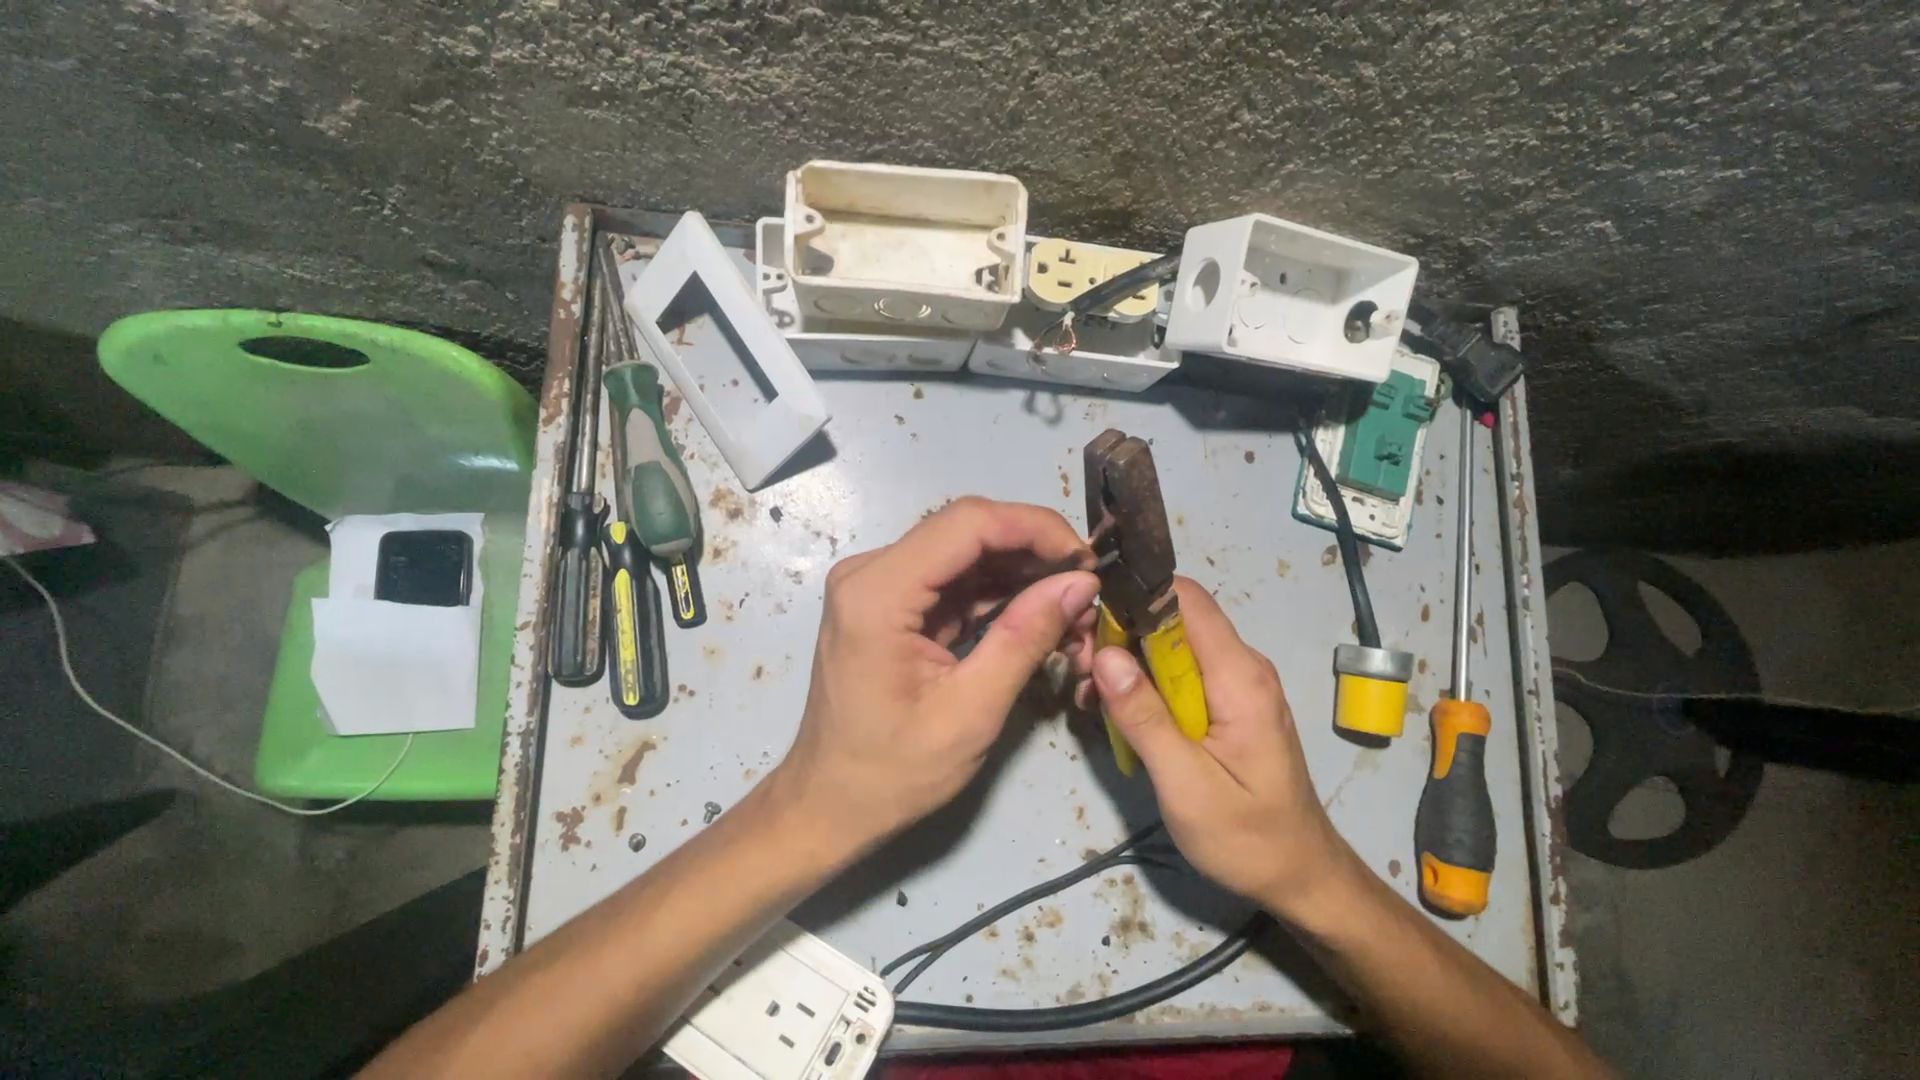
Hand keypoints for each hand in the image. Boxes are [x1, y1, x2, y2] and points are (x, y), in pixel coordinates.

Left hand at [771, 498, 1100, 852]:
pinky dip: (996, 594)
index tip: (1088, 563)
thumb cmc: (893, 772)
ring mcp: (876, 585)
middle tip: (1087, 594)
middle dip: (1034, 554)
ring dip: (1021, 574)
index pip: (968, 523)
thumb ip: (1025, 638)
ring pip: (965, 553)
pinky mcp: (888, 603)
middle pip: (967, 531)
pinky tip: (1037, 616)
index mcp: (878, 592)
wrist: (830, 804)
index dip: (1035, 528)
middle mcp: (870, 572)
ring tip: (1072, 611)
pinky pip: (952, 580)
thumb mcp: (970, 712)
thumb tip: (1082, 584)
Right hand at [1091, 578, 1358, 921]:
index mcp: (1239, 677)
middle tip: (1080, 671)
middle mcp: (1242, 666)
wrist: (1301, 877)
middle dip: (1120, 633)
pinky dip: (1144, 683)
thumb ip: (1144, 718)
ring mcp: (1236, 683)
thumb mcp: (1186, 785)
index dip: (1133, 599)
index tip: (1088, 627)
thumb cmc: (1247, 838)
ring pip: (1170, 644)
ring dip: (1127, 661)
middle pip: (1172, 618)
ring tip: (1090, 697)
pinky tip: (1116, 713)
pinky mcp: (1227, 703)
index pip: (1184, 598)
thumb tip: (1105, 655)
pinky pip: (1179, 673)